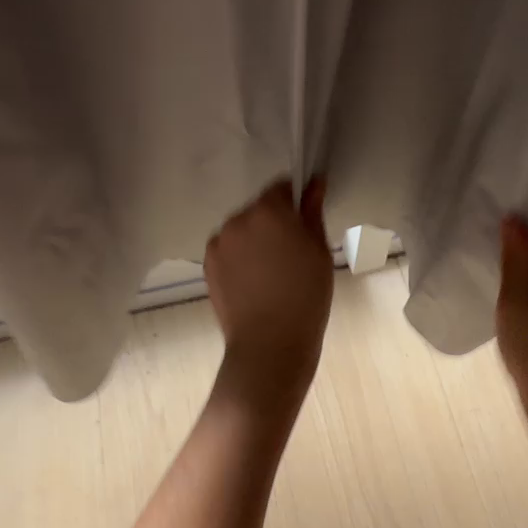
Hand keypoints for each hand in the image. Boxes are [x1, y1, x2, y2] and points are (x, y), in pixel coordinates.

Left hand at [204, 178, 333, 405]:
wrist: (270, 344)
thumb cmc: (306, 296)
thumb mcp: (319, 251)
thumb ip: (312, 212)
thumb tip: (314, 183)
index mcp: (269, 210)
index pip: (282, 188)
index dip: (295, 202)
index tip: (304, 223)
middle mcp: (238, 218)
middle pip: (259, 209)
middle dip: (273, 222)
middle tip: (291, 253)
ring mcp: (219, 241)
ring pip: (242, 229)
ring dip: (254, 239)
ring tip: (270, 272)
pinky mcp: (208, 263)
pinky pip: (228, 249)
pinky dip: (239, 257)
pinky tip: (253, 282)